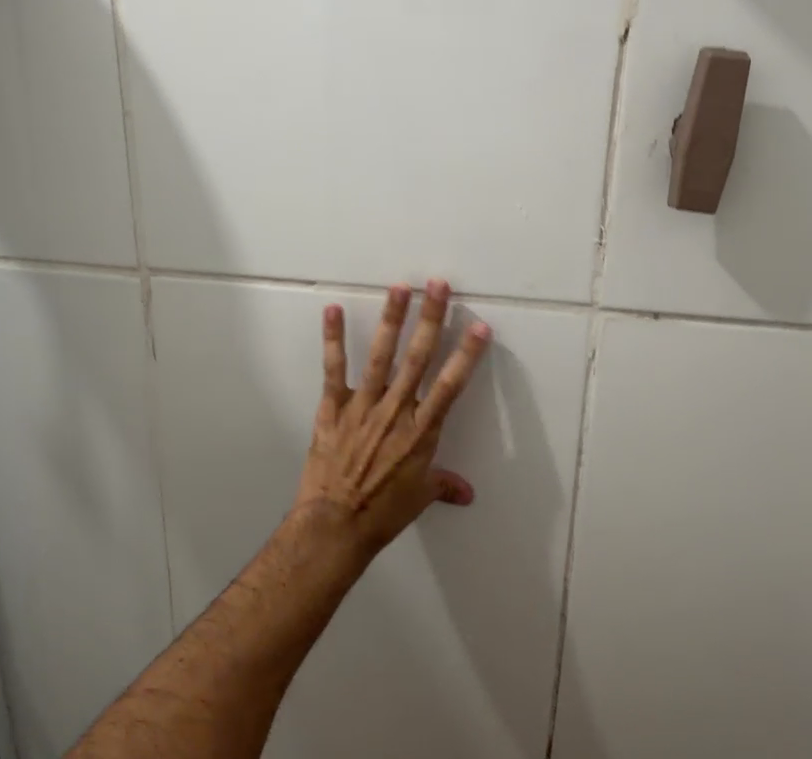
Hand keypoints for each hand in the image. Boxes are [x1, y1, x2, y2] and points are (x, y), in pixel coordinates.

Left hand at [292, 280, 492, 557]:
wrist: (334, 525)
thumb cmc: (381, 514)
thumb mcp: (419, 498)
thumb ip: (443, 485)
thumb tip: (465, 493)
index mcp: (421, 431)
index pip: (450, 385)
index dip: (466, 354)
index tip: (479, 326)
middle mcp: (395, 411)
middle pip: (418, 357)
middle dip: (431, 319)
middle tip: (438, 285)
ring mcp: (363, 406)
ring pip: (381, 354)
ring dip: (391, 318)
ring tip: (399, 287)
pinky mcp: (333, 408)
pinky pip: (333, 369)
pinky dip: (333, 338)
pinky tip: (332, 310)